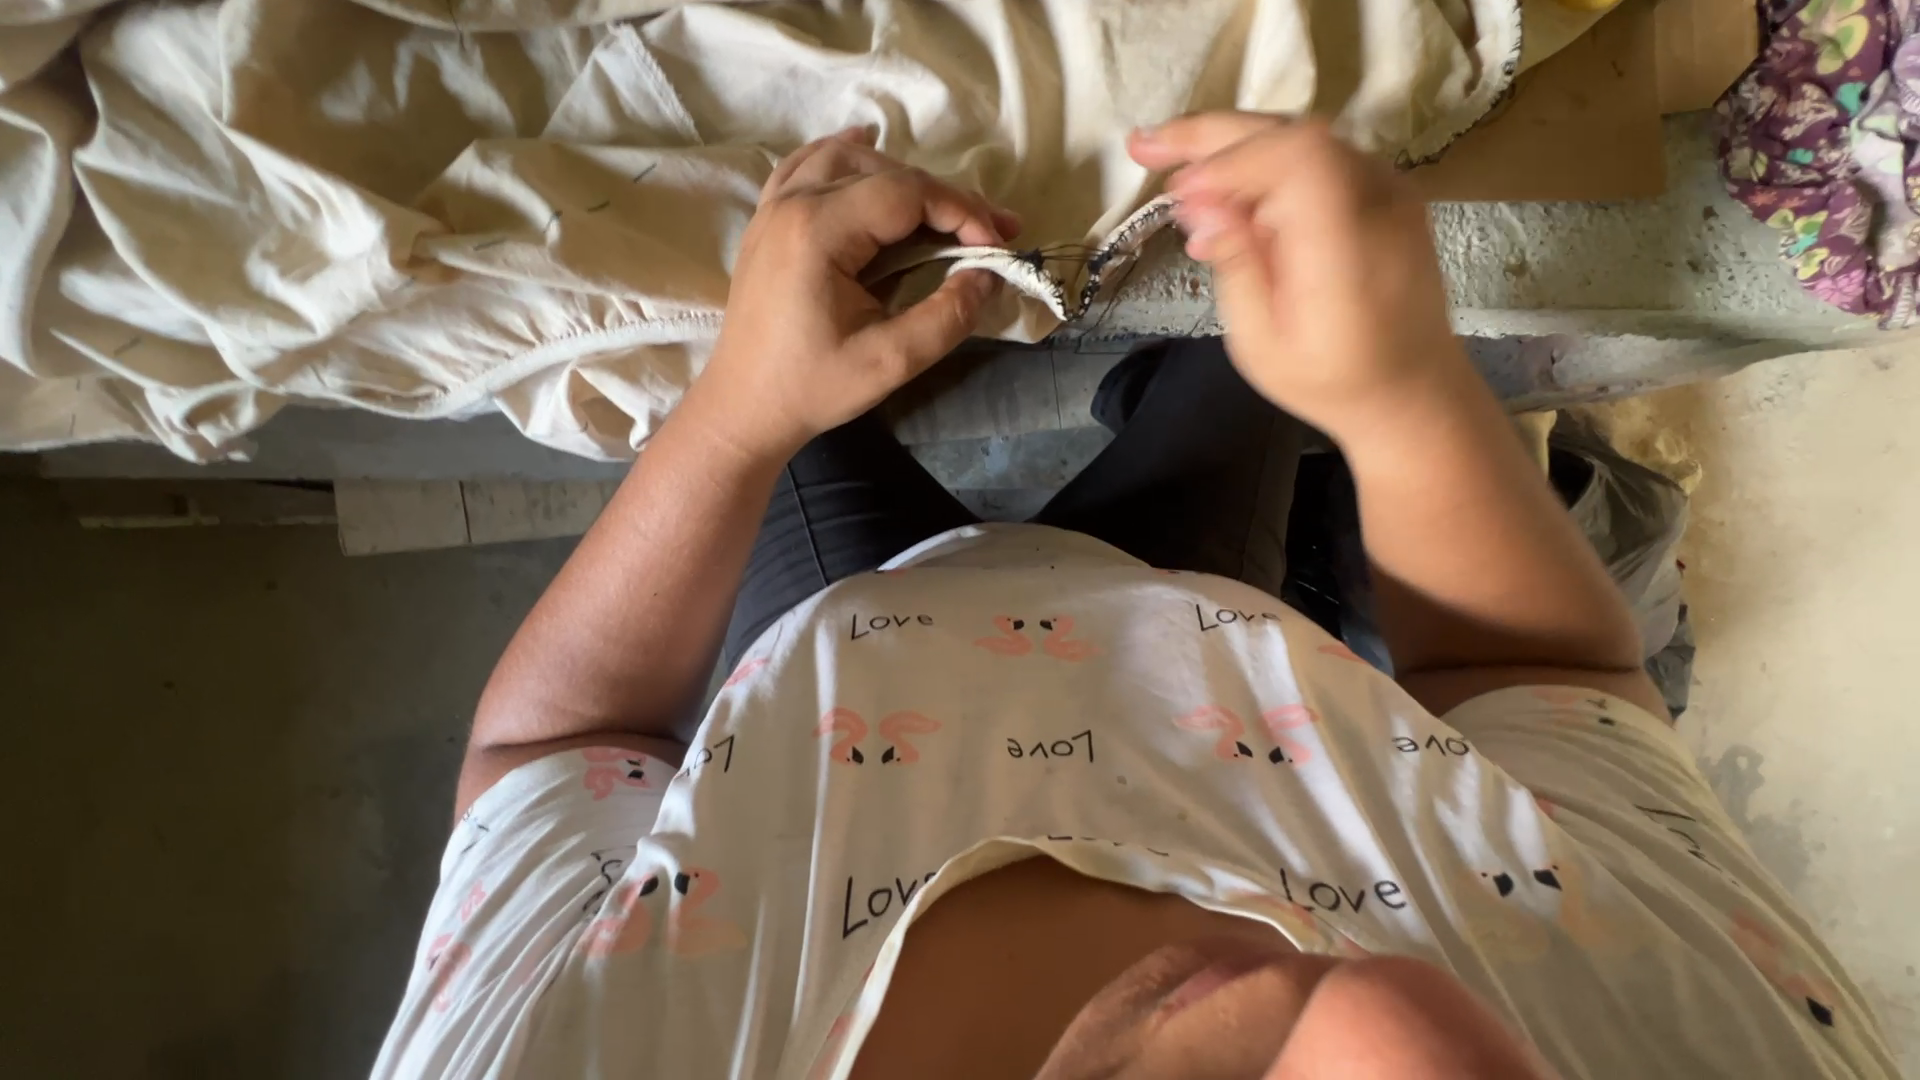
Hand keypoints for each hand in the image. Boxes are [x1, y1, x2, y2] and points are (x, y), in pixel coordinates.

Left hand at [683, 128, 1018, 462]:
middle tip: (990, 230)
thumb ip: (946, 316)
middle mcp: (793, 203)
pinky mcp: (767, 221)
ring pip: (847, 158)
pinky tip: (865, 144)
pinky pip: (806, 163)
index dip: (962, 212)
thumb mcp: (890, 362)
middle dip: (943, 198)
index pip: (908, 194)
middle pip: (884, 170)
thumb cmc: (813, 388)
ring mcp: (774, 207)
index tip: (998, 245)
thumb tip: (988, 276)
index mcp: (819, 231)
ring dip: (902, 176)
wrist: (745, 407)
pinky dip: (843, 153)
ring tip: (943, 210)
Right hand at [1128, 113, 1473, 441]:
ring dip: (1230, 147)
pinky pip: (1314, 161)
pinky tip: (1221, 195)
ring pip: (1299, 141)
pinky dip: (1259, 167)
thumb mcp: (1262, 342)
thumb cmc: (1328, 380)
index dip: (1228, 159)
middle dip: (1210, 135)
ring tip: (1170, 165)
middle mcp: (1375, 199)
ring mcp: (1386, 191)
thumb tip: (1199, 205)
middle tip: (1144, 146)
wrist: (1411, 390)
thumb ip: (1236, 265)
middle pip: (1290, 133)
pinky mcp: (1381, 195)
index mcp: (1344, 244)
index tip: (1176, 192)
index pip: (1293, 157)